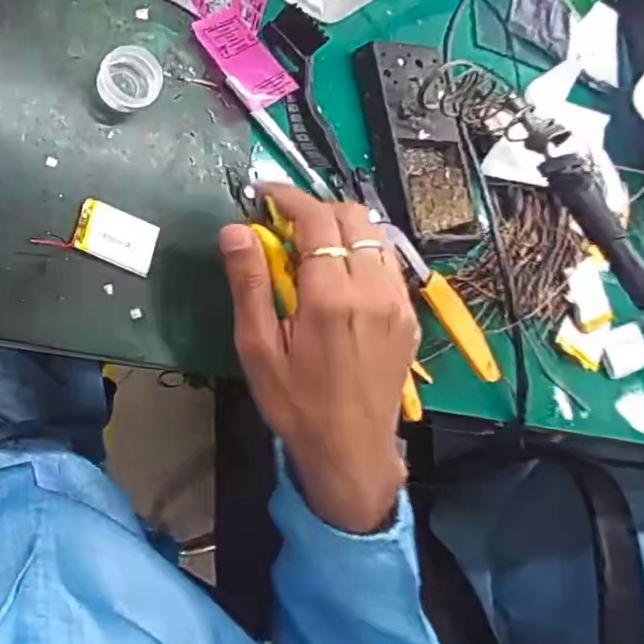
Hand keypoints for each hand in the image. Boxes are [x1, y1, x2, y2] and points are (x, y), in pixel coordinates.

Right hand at [217, 185, 416, 532]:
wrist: (350, 449)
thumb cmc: (292, 399)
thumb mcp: (256, 344)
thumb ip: (249, 282)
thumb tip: (235, 231)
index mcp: (332, 297)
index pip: (317, 220)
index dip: (287, 196)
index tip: (260, 193)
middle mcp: (374, 291)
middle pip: (353, 217)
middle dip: (312, 206)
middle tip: (276, 221)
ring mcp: (398, 303)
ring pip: (375, 235)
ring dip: (337, 226)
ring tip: (301, 244)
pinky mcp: (408, 316)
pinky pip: (386, 262)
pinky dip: (357, 249)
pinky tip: (330, 273)